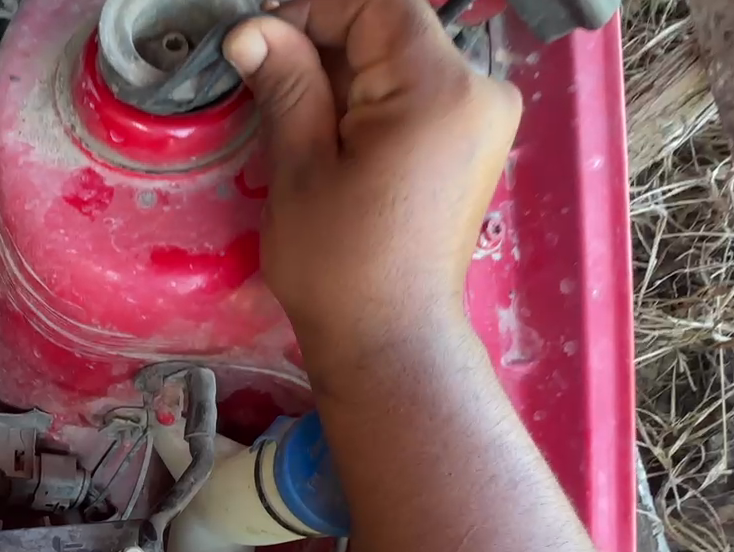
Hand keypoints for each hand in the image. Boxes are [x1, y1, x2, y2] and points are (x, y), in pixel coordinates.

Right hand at [224, 0, 519, 381]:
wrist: (385, 335)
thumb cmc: (334, 262)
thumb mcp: (300, 172)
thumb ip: (287, 90)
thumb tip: (249, 32)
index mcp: (438, 88)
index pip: (381, 5)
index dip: (313, 11)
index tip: (256, 44)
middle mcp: (479, 87)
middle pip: (395, 33)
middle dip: (325, 51)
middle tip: (265, 89)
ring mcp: (484, 117)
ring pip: (404, 67)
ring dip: (343, 82)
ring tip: (293, 126)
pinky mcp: (474, 146)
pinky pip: (418, 100)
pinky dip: (369, 107)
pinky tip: (332, 146)